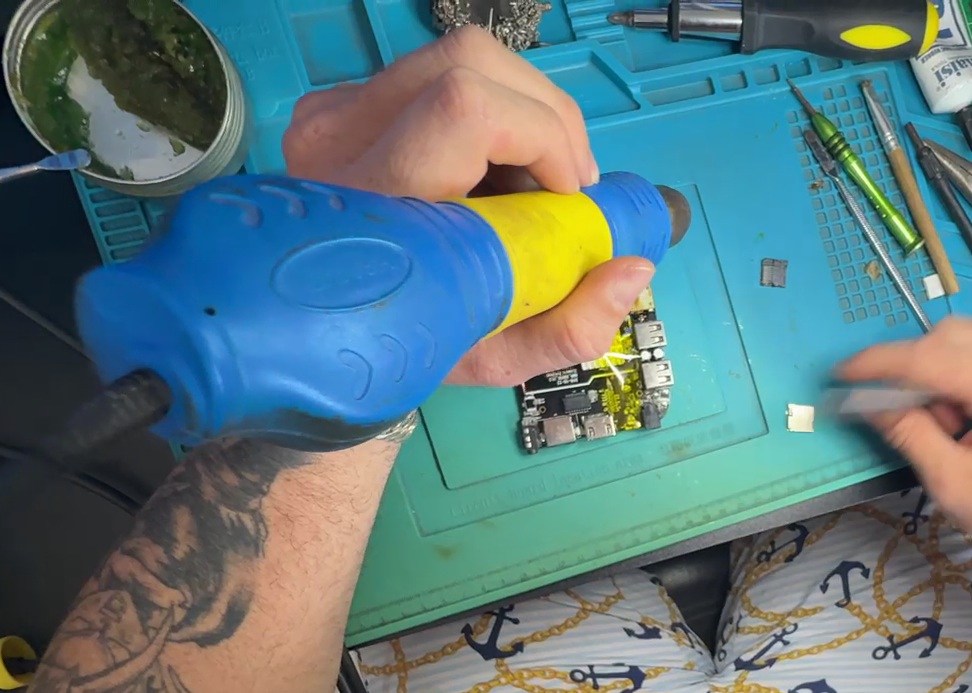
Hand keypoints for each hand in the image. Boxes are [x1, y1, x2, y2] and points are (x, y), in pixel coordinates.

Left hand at [280, 28, 653, 385]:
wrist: (342, 332)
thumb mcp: (501, 357)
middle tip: (572, 186)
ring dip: (530, 109)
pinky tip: (504, 167)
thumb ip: (570, 330)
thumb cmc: (423, 345)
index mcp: (380, 206)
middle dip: (550, 117)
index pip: (467, 110)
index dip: (543, 138)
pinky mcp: (346, 101)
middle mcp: (344, 141)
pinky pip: (441, 71)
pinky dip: (498, 110)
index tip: (571, 201)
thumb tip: (634, 269)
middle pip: (470, 62)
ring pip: (461, 56)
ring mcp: (338, 112)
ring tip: (546, 176)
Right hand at [839, 318, 971, 591]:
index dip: (880, 363)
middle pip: (949, 335)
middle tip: (896, 412)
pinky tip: (964, 415)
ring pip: (968, 338)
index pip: (932, 357)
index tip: (843, 372)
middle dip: (910, 368)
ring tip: (942, 423)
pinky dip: (962, 373)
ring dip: (937, 371)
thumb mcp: (953, 483)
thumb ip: (909, 433)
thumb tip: (864, 401)